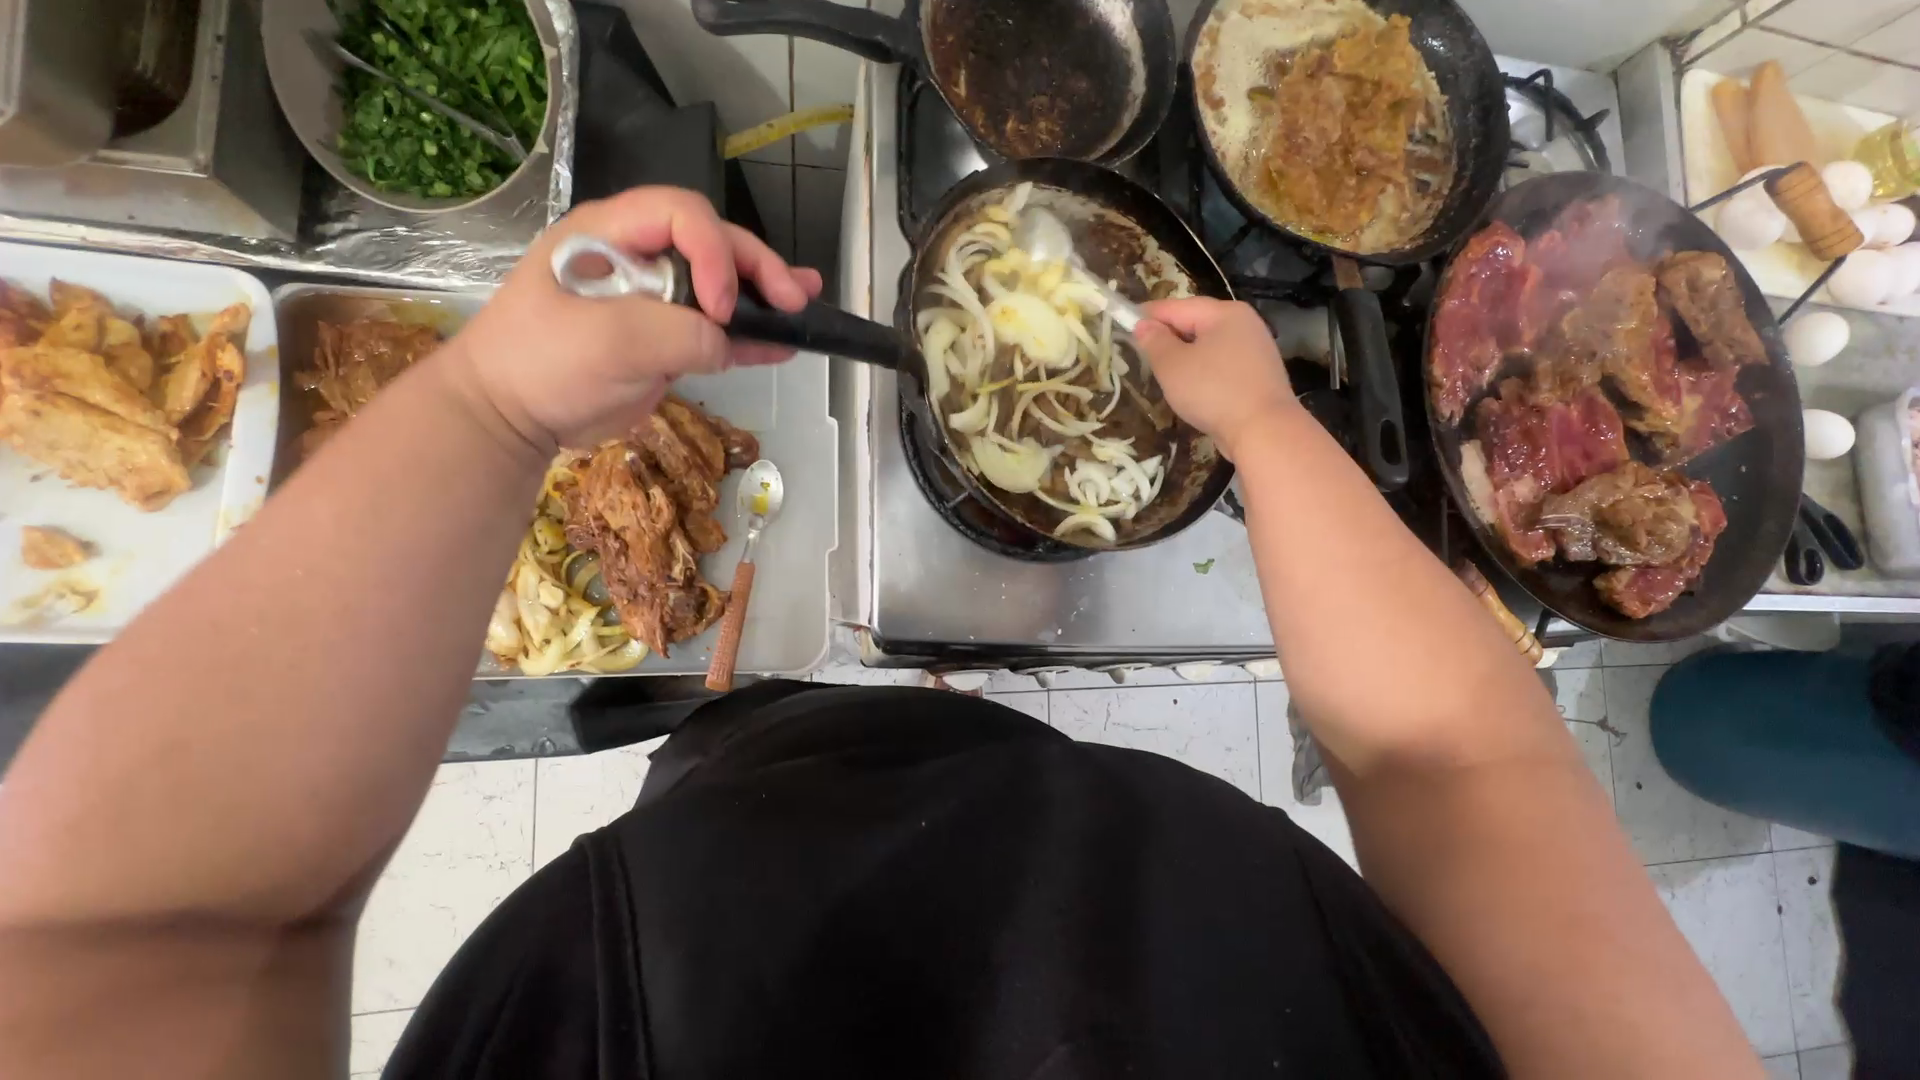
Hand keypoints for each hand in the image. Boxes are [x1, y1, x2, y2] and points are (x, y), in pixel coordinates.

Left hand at [450, 186, 823, 452]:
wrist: (511, 416)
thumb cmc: (544, 363)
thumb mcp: (609, 341)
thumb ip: (678, 334)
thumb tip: (726, 344)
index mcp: (610, 235)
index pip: (680, 214)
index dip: (713, 251)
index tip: (720, 306)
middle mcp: (638, 259)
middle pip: (711, 244)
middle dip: (755, 267)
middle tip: (792, 297)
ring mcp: (655, 302)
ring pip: (722, 285)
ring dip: (765, 293)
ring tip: (805, 302)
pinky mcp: (666, 342)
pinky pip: (718, 333)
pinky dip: (751, 337)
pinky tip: (785, 341)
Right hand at [1135, 297, 1297, 461]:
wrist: (1263, 430)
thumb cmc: (1213, 391)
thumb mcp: (1172, 365)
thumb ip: (1154, 342)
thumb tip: (1143, 325)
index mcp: (1224, 313)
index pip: (1176, 306)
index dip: (1147, 315)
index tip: (1124, 325)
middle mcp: (1244, 323)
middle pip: (1196, 323)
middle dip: (1168, 336)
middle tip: (1141, 353)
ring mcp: (1255, 349)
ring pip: (1209, 345)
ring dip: (1185, 355)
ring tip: (1163, 373)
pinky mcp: (1259, 374)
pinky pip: (1222, 364)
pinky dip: (1203, 371)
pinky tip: (1192, 388)